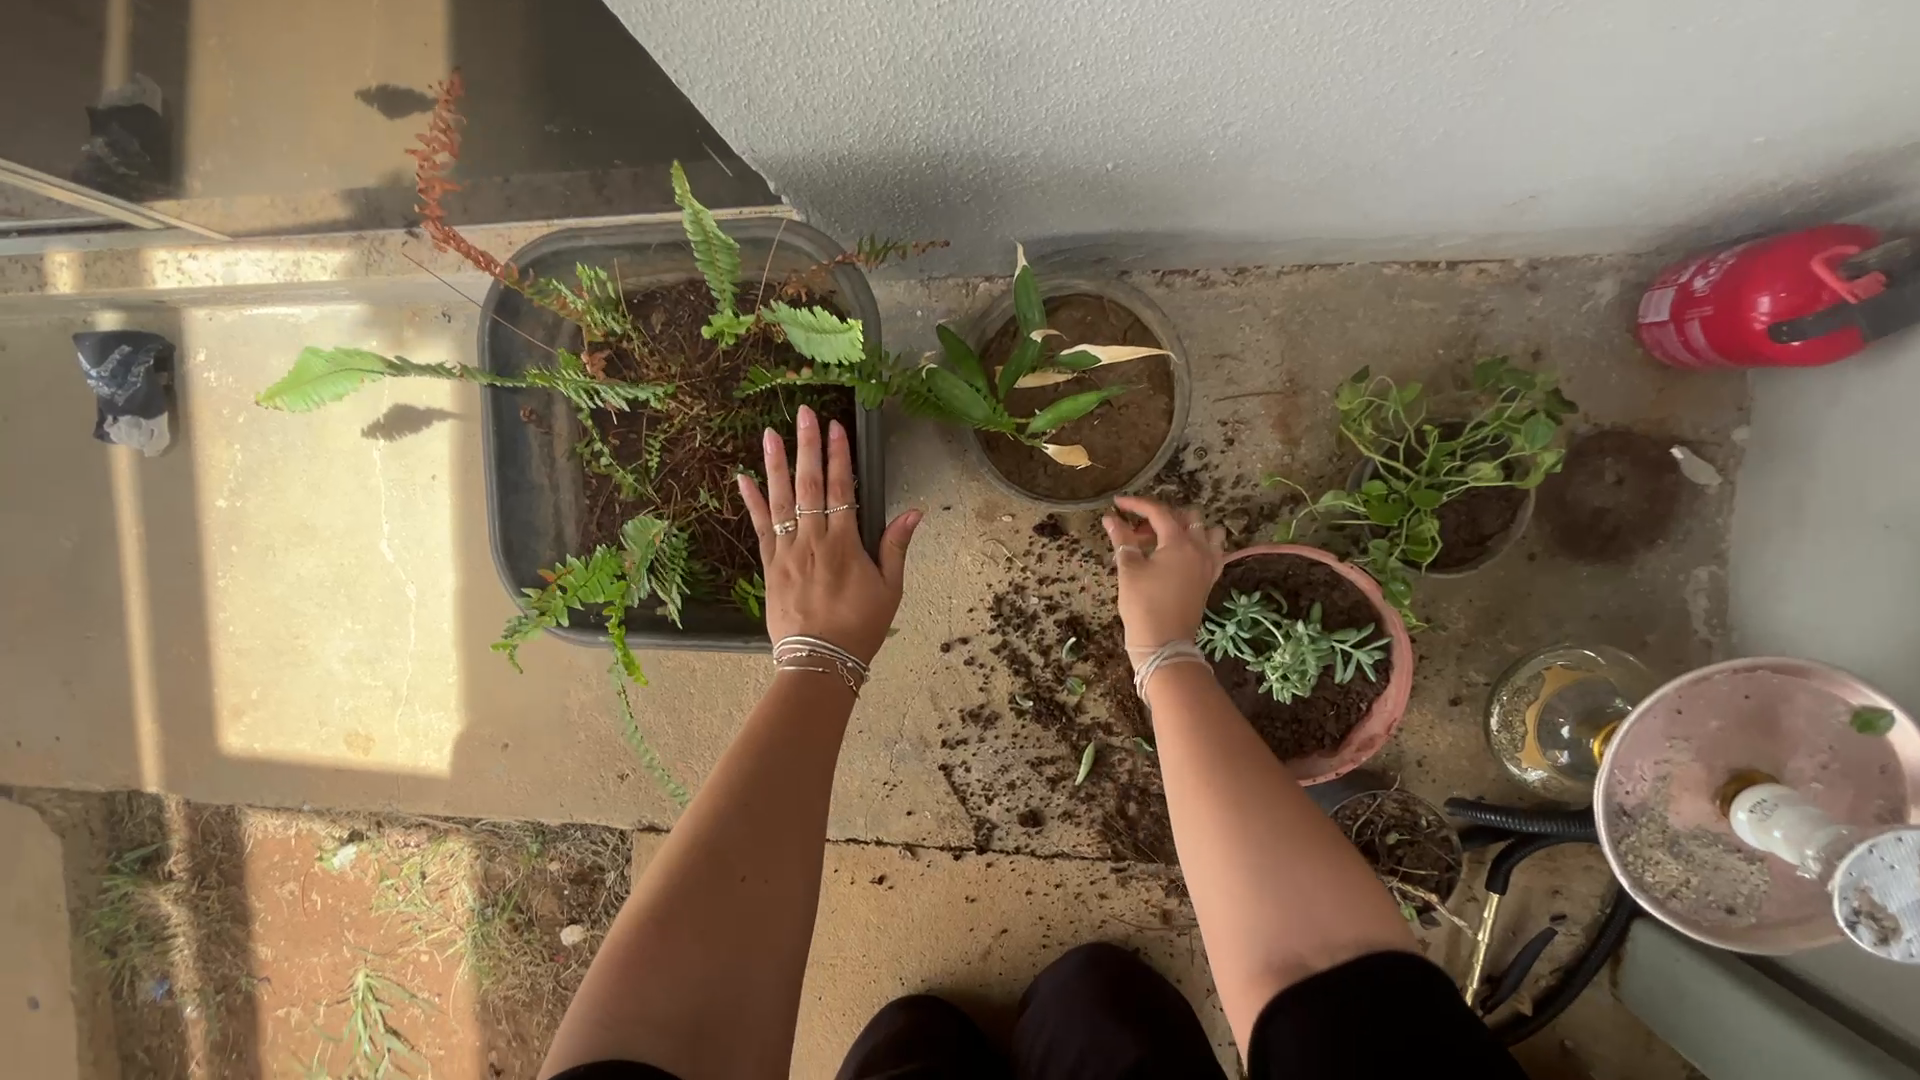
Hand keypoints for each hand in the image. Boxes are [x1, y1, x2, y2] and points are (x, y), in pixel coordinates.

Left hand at [738, 405, 921, 662]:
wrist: (820, 661)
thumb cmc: (860, 627)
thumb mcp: (890, 589)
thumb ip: (896, 547)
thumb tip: (914, 512)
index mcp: (844, 544)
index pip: (842, 489)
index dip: (839, 455)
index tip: (836, 427)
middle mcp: (813, 540)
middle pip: (809, 485)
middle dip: (807, 446)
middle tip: (803, 413)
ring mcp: (787, 552)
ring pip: (780, 500)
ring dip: (775, 465)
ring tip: (770, 433)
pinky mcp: (770, 567)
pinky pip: (760, 528)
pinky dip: (752, 503)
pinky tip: (743, 479)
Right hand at [1102, 496, 1226, 650]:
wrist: (1164, 643)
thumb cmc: (1143, 605)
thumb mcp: (1129, 570)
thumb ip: (1122, 539)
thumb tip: (1110, 518)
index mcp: (1179, 542)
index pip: (1158, 512)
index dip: (1136, 505)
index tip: (1118, 504)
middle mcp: (1200, 548)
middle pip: (1186, 516)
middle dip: (1161, 516)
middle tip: (1137, 531)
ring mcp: (1208, 564)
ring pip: (1206, 531)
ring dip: (1186, 527)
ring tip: (1163, 539)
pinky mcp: (1210, 579)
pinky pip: (1214, 551)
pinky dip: (1200, 544)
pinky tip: (1182, 554)